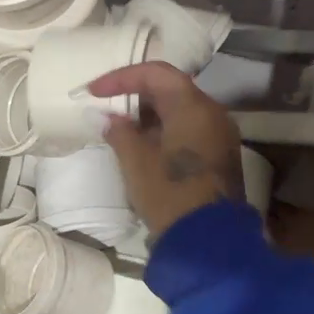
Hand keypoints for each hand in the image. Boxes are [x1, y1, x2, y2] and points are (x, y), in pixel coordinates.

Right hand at [87, 62, 243, 237]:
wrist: (207, 239)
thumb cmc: (168, 193)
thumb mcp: (134, 161)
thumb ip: (118, 131)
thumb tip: (105, 116)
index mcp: (193, 107)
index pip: (155, 74)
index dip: (121, 78)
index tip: (94, 93)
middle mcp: (212, 113)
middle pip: (170, 88)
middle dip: (135, 94)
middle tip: (106, 107)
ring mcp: (219, 134)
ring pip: (180, 109)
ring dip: (148, 113)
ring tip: (119, 127)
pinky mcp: (218, 154)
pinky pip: (188, 128)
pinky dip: (163, 128)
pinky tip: (141, 144)